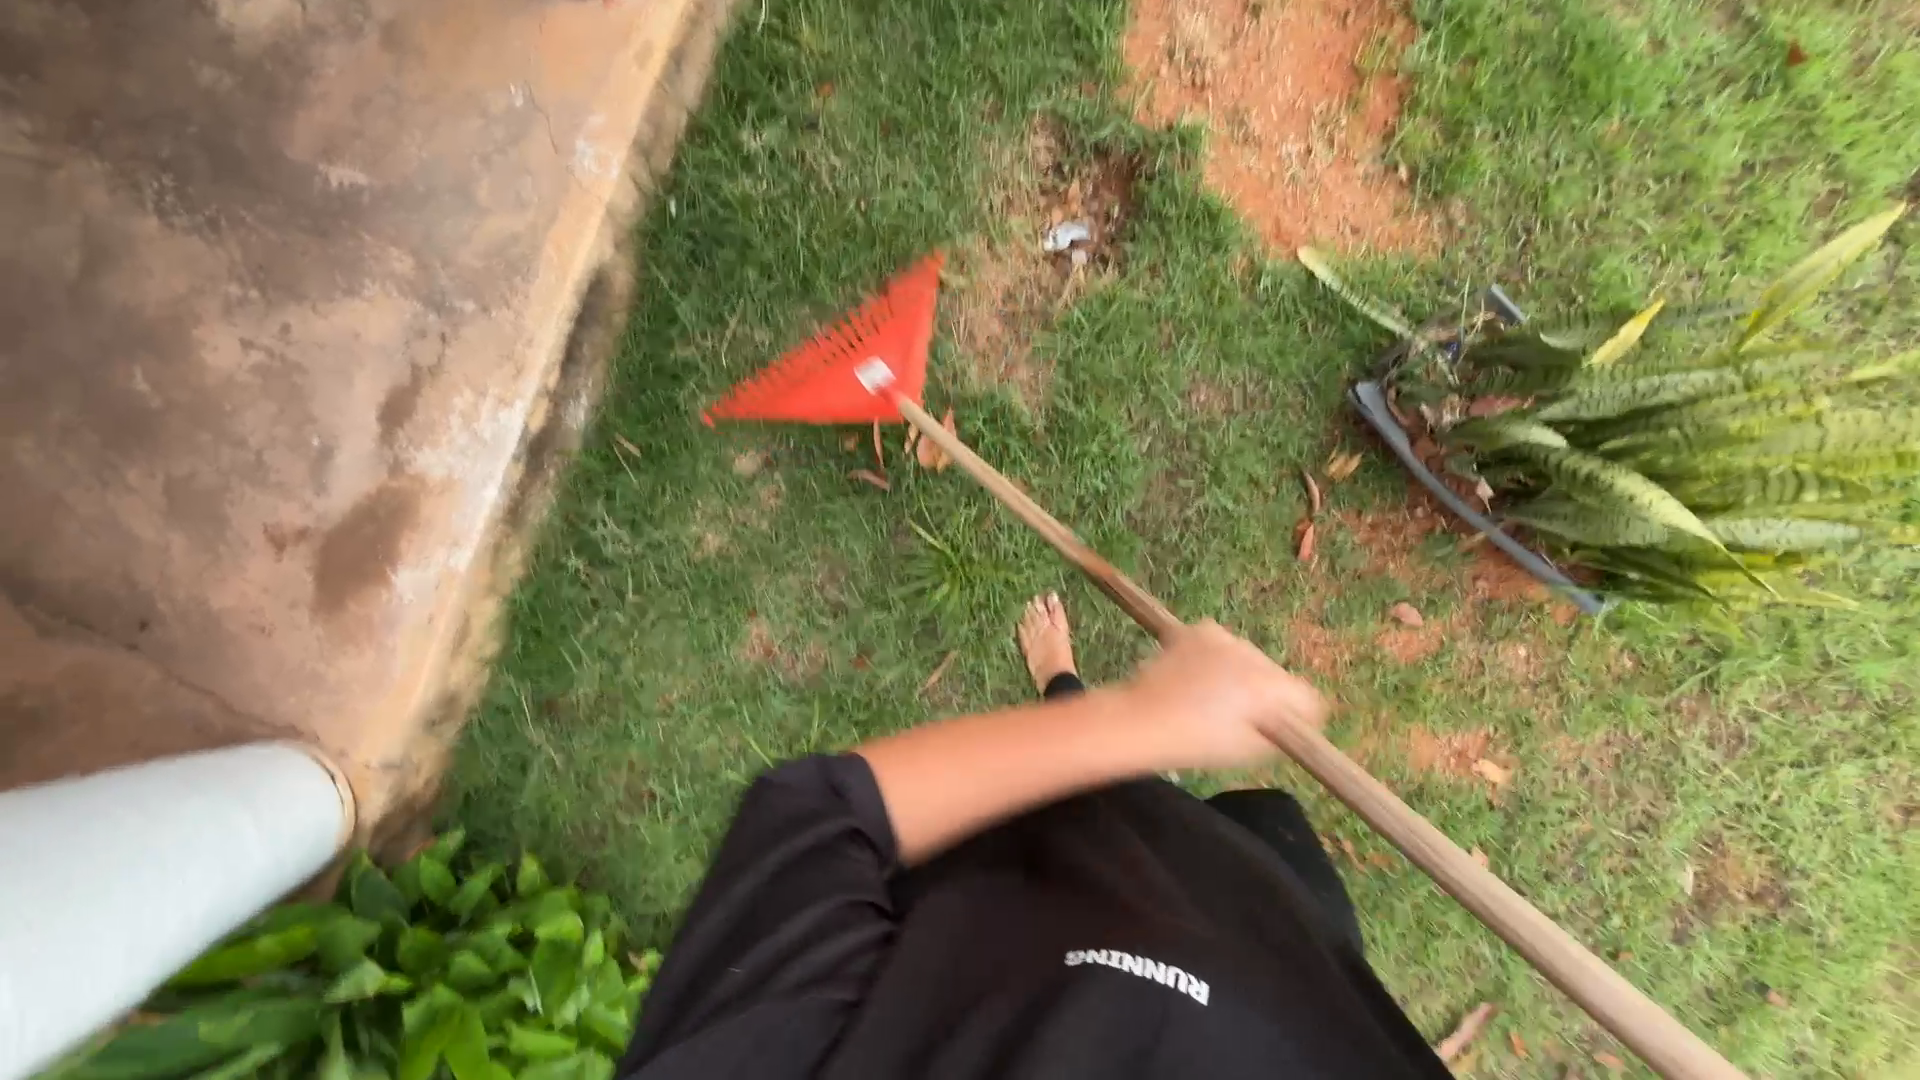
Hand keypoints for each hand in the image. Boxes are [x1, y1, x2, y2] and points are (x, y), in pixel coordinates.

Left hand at [1118, 621, 1329, 769]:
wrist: (1143, 717)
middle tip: (1239, 714)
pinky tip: (1198, 675)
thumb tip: (1286, 727)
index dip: (1300, 716)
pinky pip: (1222, 644)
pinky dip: (1216, 657)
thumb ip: (1278, 736)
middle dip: (1267, 693)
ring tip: (1213, 697)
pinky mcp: (1200, 630)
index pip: (1308, 699)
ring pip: (1250, 659)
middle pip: (1277, 676)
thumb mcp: (1247, 750)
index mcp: (1270, 687)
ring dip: (1241, 673)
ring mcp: (1224, 638)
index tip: (1284, 727)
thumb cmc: (1196, 741)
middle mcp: (1253, 655)